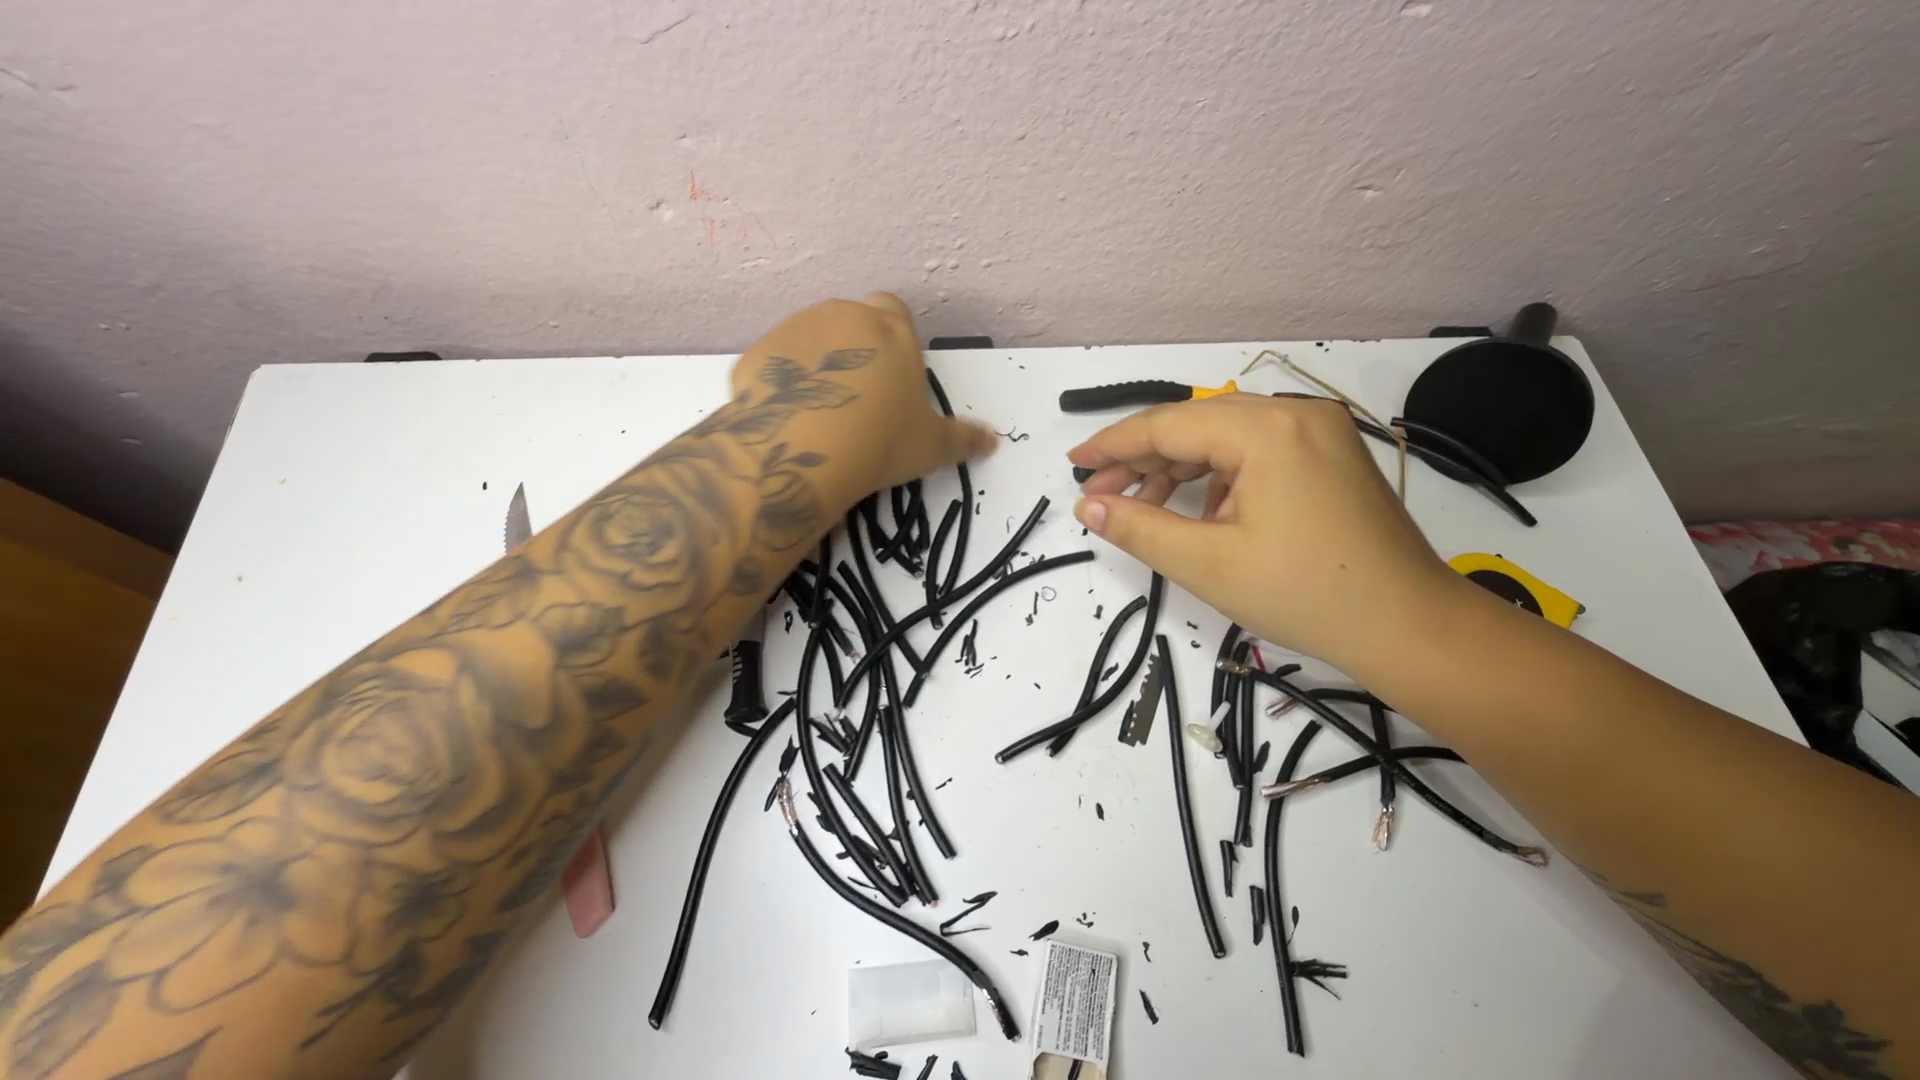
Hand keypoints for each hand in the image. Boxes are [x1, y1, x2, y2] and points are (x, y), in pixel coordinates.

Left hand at [732, 293, 995, 502]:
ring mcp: (795, 330)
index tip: (892, 370)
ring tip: (820, 412)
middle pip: (850, 321)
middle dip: (853, 349)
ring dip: (815, 364)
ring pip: (809, 338)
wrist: (804, 453)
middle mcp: (843, 316)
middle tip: (858, 399)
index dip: (893, 335)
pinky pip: (774, 363)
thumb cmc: (882, 441)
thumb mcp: (931, 446)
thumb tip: (992, 440)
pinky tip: (788, 418)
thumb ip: (963, 439)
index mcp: (891, 330)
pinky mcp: (758, 354)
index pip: (893, 309)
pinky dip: (780, 384)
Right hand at [1067, 394, 1465, 674]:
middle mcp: (1296, 414)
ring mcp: (1321, 432)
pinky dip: (1220, 477)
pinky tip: (1202, 513)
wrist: (1410, 626)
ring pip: (1227, 437)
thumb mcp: (1208, 564)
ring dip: (1180, 469)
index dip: (1114, 445)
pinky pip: (1259, 452)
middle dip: (1143, 458)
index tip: (1074, 464)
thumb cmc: (1306, 595)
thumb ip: (1139, 528)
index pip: (1168, 425)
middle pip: (1197, 425)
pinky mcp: (1332, 455)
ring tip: (1142, 508)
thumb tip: (1088, 505)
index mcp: (1268, 431)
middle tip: (1100, 494)